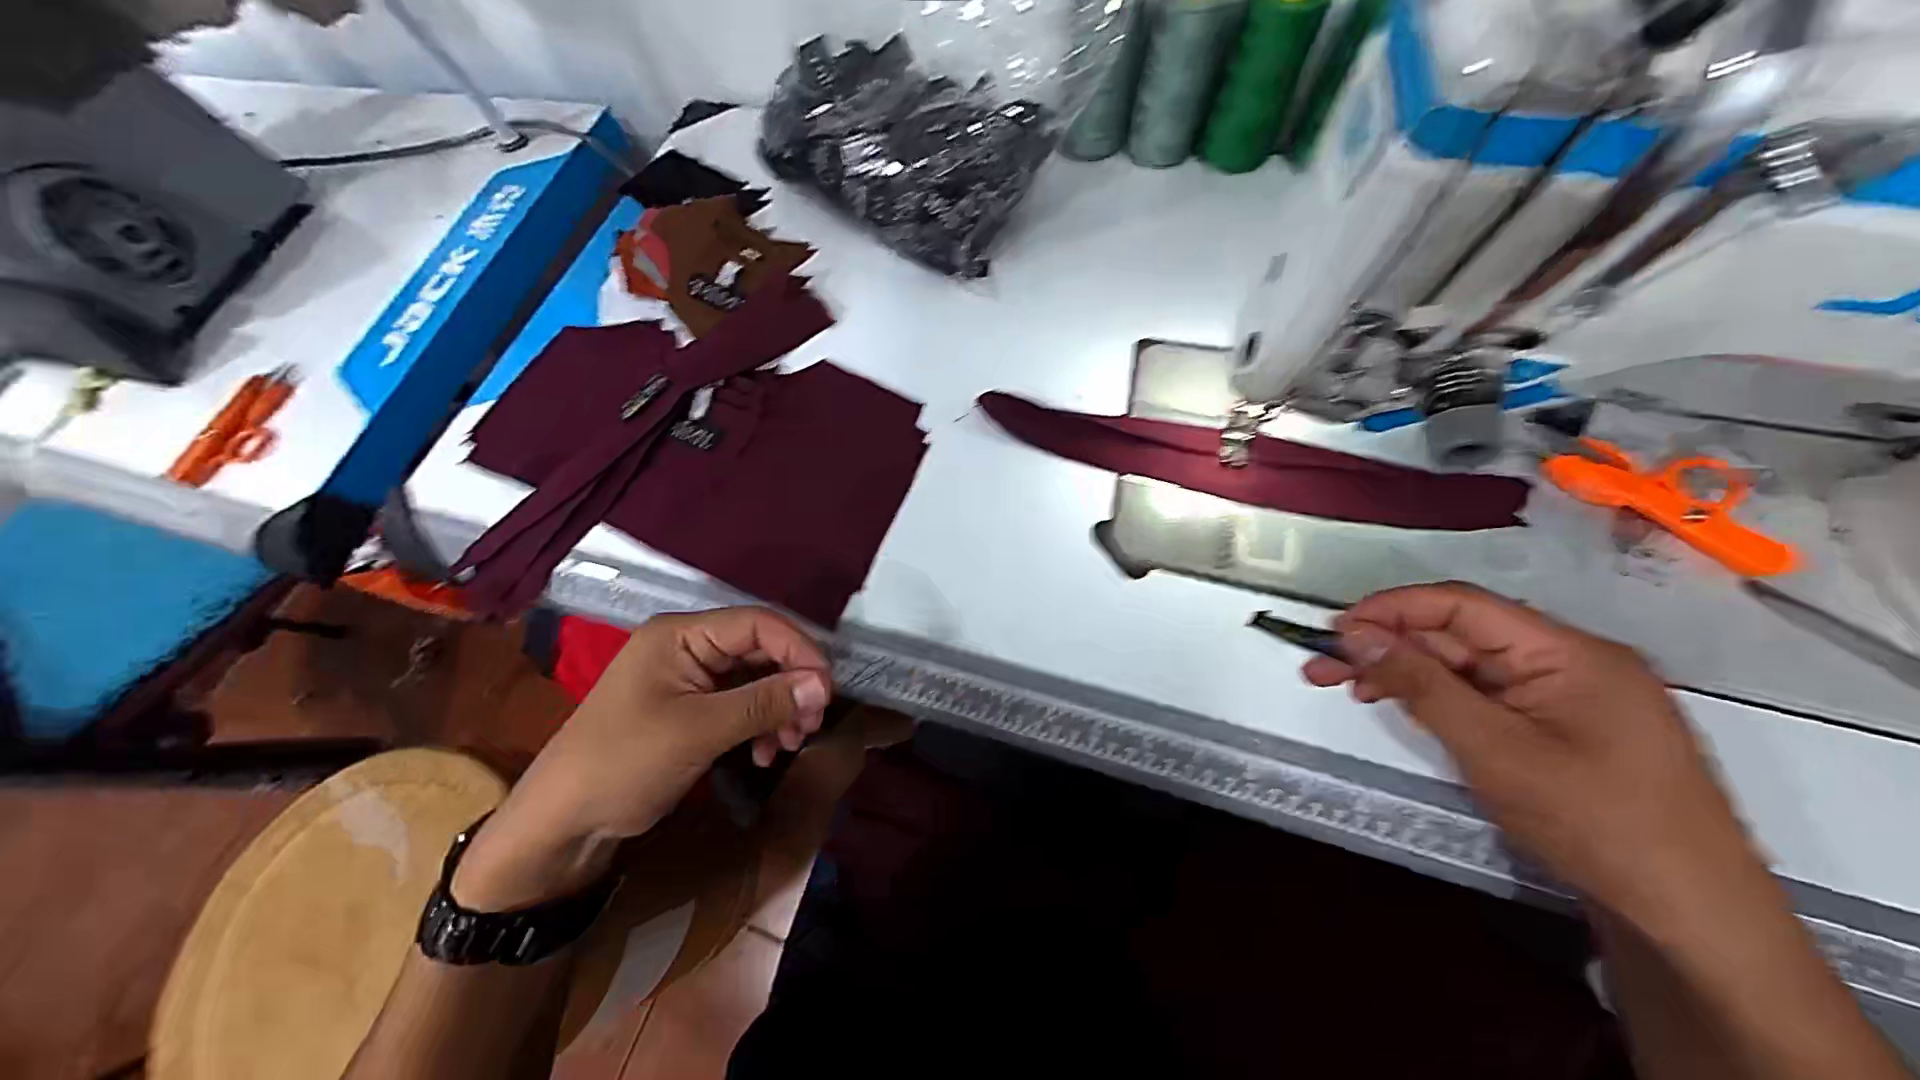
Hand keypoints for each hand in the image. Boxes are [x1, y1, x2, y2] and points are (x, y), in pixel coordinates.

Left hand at [454, 607, 831, 910]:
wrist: (562, 824)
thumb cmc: (624, 764)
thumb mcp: (699, 731)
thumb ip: (764, 703)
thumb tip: (823, 686)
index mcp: (681, 635)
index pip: (758, 624)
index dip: (799, 650)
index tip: (827, 690)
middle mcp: (688, 647)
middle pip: (760, 651)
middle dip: (791, 686)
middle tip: (811, 724)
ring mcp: (688, 678)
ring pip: (755, 679)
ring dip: (779, 709)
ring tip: (790, 744)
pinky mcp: (691, 708)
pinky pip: (741, 704)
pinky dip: (760, 725)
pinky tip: (764, 754)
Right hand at [1301, 583, 1767, 935]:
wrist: (1691, 917)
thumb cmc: (1593, 822)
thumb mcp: (1492, 748)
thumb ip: (1420, 684)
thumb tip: (1356, 634)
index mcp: (1568, 651)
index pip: (1461, 605)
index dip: (1392, 609)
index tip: (1335, 631)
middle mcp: (1570, 660)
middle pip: (1460, 634)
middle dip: (1389, 645)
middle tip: (1323, 666)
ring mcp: (1568, 695)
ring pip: (1469, 666)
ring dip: (1407, 672)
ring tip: (1350, 687)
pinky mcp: (1562, 726)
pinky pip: (1488, 695)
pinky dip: (1439, 697)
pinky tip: (1403, 706)